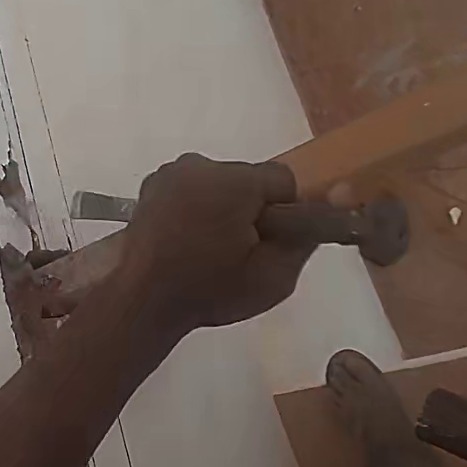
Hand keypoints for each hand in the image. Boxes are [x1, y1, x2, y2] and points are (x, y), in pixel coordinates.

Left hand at [117, 153, 314, 332]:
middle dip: (249, 209)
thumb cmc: (208, 292)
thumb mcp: (273, 279)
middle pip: (247, 180)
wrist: (141, 301)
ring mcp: (170, 173)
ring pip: (217, 185)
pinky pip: (190, 190)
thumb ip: (304, 240)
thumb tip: (326, 207)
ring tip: (206, 250)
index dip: (284, 213)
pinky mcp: (151, 186)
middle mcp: (201, 165)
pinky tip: (184, 241)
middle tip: (236, 252)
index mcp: (235, 181)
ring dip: (220, 209)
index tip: (268, 242)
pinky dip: (193, 209)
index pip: (283, 180)